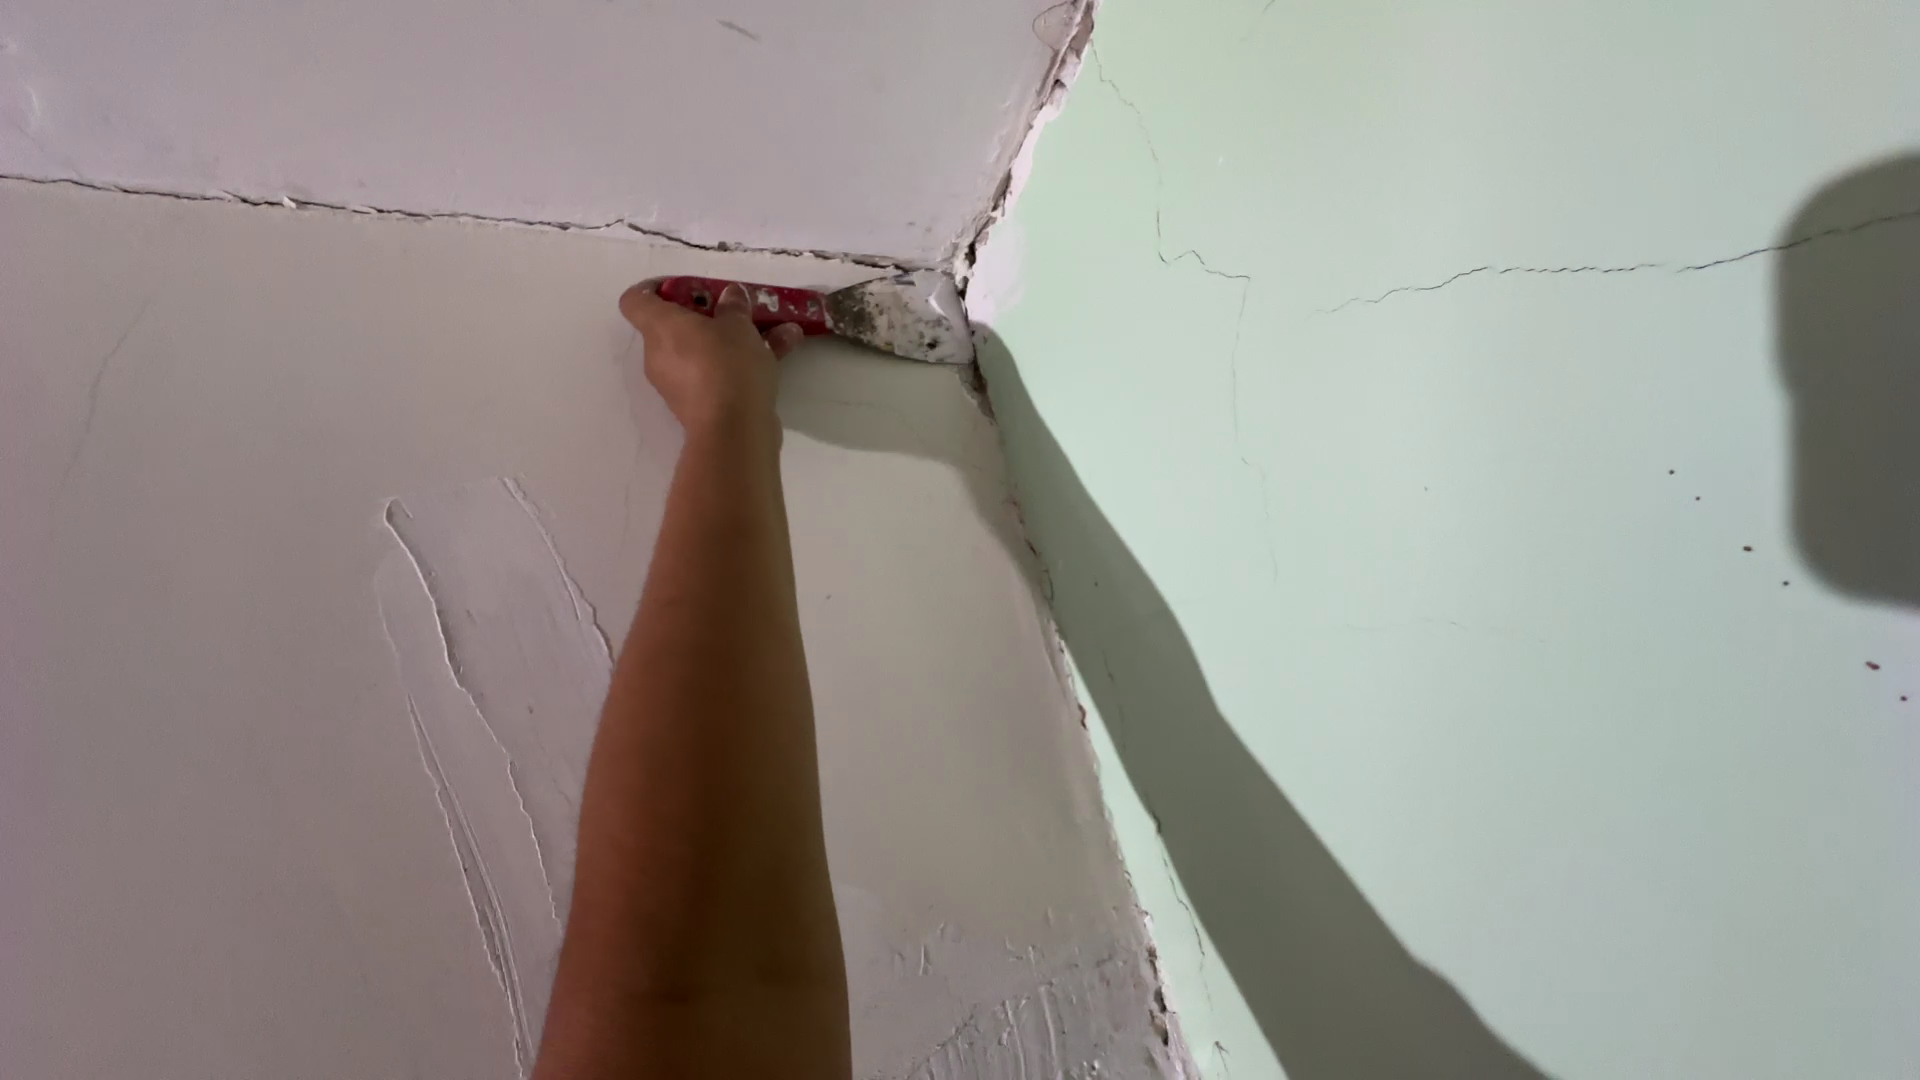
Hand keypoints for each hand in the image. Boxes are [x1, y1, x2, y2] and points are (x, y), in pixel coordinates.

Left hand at [618, 280, 805, 437]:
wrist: (734, 432)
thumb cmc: (727, 366)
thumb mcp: (738, 326)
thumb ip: (734, 307)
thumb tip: (730, 295)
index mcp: (660, 328)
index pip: (635, 300)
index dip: (654, 288)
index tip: (684, 288)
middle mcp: (661, 355)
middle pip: (675, 327)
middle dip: (706, 318)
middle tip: (736, 311)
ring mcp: (679, 384)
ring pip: (705, 352)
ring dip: (736, 341)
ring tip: (777, 332)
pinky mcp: (701, 406)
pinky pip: (719, 374)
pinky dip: (743, 365)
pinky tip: (782, 354)